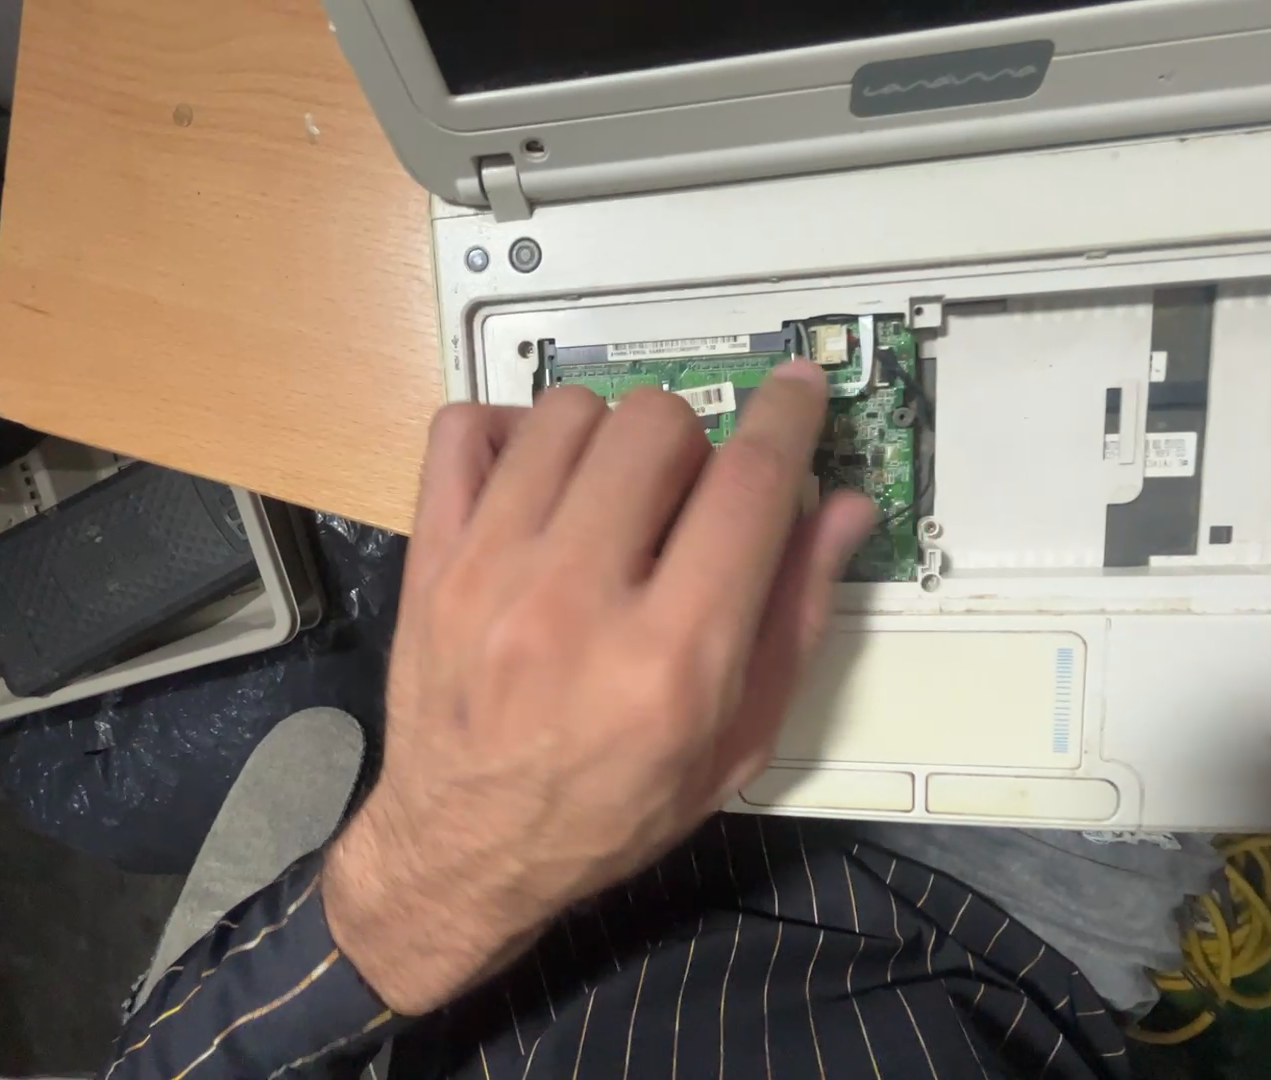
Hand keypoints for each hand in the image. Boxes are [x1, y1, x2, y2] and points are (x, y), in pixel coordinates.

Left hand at [322, 364, 874, 1014]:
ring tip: (608, 493)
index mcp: (672, 658)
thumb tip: (842, 507)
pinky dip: (510, 430)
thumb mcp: (734, 742)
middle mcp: (575, 600)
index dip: (789, 419)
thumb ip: (796, 616)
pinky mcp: (429, 558)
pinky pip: (462, 428)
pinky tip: (533, 479)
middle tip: (682, 498)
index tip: (798, 388)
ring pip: (566, 413)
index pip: (750, 487)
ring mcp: (487, 571)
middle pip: (655, 426)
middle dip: (693, 444)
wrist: (466, 847)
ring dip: (610, 437)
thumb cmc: (615, 809)